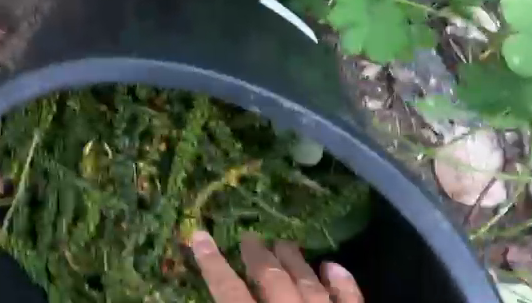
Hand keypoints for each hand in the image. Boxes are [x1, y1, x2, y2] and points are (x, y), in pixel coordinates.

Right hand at [187, 230, 362, 302]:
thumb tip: (188, 297)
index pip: (228, 290)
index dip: (212, 261)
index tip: (198, 234)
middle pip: (271, 278)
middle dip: (258, 255)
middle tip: (249, 236)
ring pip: (309, 285)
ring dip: (295, 262)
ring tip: (283, 243)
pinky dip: (344, 285)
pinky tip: (333, 267)